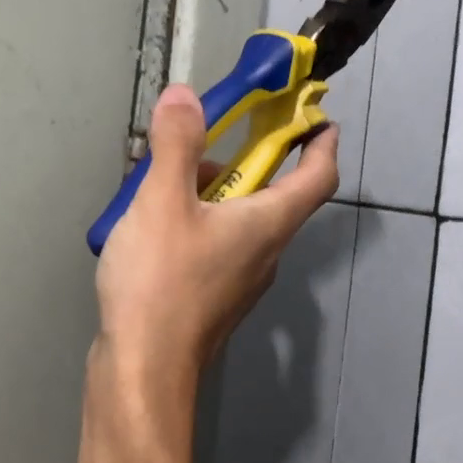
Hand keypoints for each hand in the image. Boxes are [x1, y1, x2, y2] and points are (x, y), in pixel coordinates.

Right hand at [95, 83, 338, 374]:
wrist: (142, 367)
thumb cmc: (159, 281)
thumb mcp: (161, 202)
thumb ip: (175, 145)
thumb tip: (185, 95)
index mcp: (267, 224)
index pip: (317, 176)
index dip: (320, 142)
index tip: (312, 116)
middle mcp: (263, 253)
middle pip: (268, 197)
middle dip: (236, 164)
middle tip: (188, 149)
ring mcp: (236, 283)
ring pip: (235, 224)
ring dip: (205, 196)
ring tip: (152, 191)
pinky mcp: (208, 302)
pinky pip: (211, 249)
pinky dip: (190, 227)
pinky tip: (145, 234)